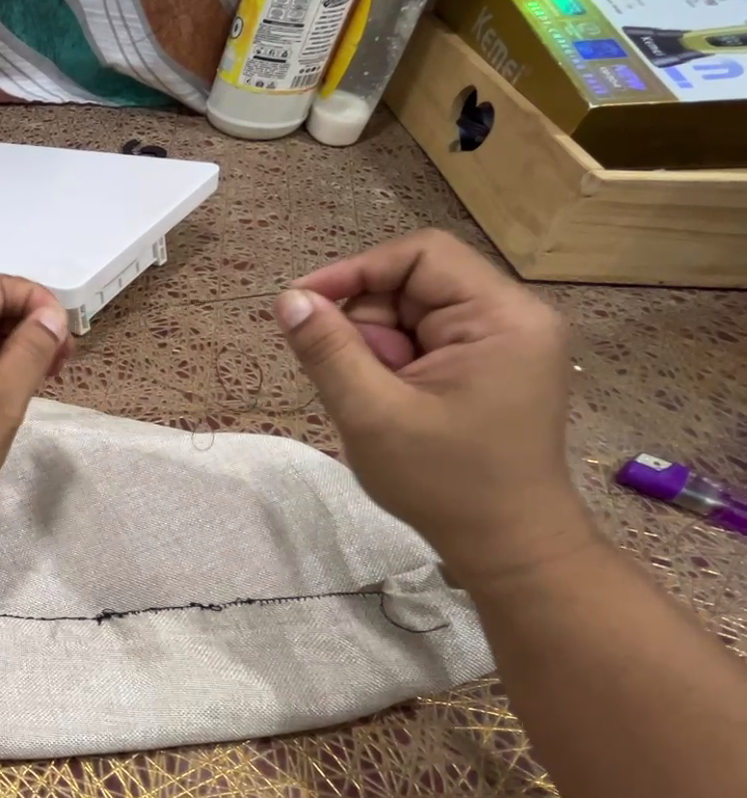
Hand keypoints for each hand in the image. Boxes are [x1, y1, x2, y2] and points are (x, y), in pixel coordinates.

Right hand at [275, 229, 601, 586]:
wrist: (506, 543)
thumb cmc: (444, 480)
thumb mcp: (371, 413)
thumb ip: (327, 350)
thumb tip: (287, 299)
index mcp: (501, 318)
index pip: (420, 255)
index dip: (354, 271)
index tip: (300, 305)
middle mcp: (509, 318)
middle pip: (411, 284)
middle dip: (361, 321)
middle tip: (340, 374)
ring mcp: (499, 344)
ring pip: (408, 314)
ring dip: (369, 346)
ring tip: (366, 397)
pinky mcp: (482, 367)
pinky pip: (418, 341)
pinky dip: (384, 363)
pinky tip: (380, 400)